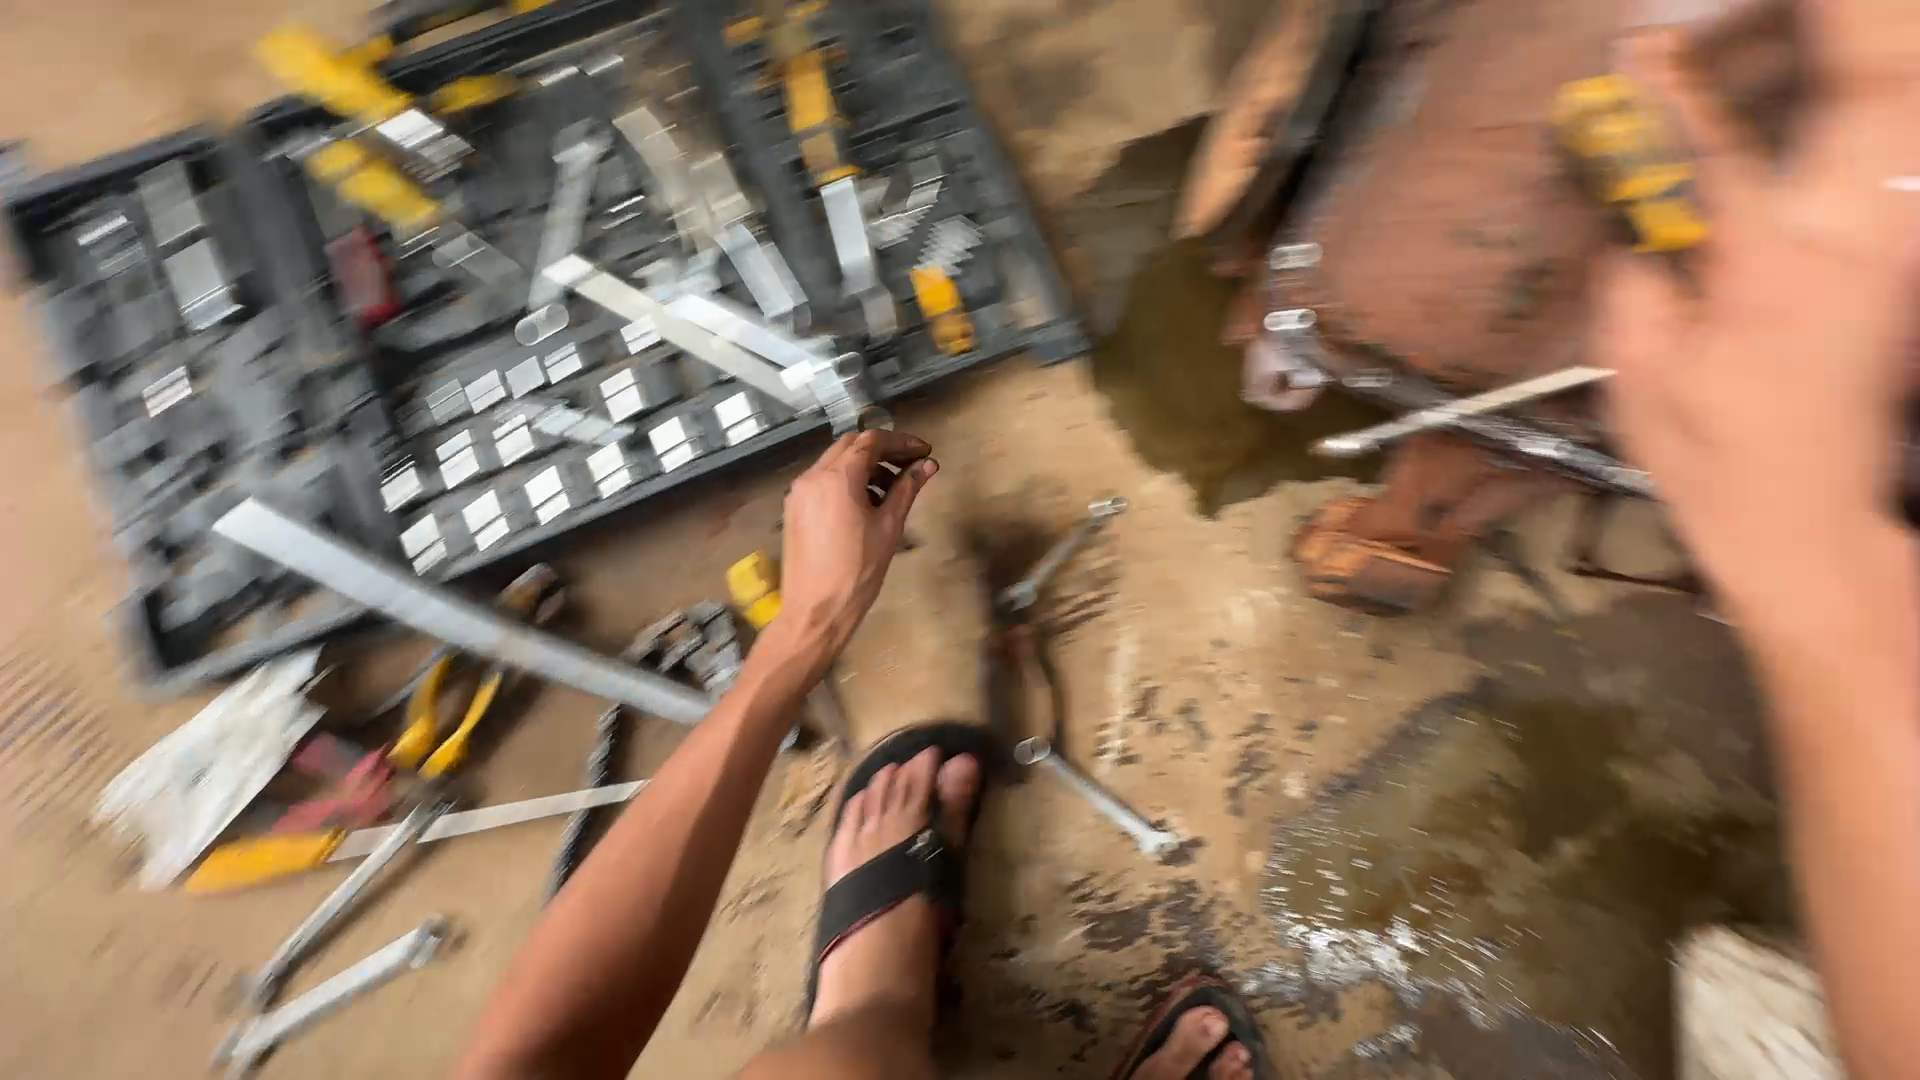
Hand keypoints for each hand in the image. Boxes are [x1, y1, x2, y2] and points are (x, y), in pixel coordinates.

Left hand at [777, 430, 937, 656]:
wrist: (816, 610)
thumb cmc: (857, 572)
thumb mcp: (889, 527)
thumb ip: (907, 489)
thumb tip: (927, 466)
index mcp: (837, 478)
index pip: (871, 442)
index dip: (901, 442)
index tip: (924, 452)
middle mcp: (812, 477)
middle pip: (850, 446)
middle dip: (882, 450)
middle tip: (910, 465)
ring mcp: (799, 492)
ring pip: (835, 462)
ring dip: (864, 466)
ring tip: (891, 488)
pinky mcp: (794, 509)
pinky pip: (823, 481)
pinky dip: (847, 481)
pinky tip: (866, 502)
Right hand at [1595, 24, 1917, 604]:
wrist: (1801, 504)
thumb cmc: (1701, 447)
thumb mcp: (1638, 369)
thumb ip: (1638, 276)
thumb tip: (1633, 211)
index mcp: (1775, 269)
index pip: (1717, 151)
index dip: (1674, 90)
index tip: (1640, 44)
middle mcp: (1867, 230)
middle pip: (1882, 81)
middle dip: (1840, 17)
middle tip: (1737, 10)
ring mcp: (1905, 231)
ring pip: (1908, 101)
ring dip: (1866, 46)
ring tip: (1794, 26)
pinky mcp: (1910, 244)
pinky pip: (1904, 139)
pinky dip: (1875, 95)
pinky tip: (1839, 80)